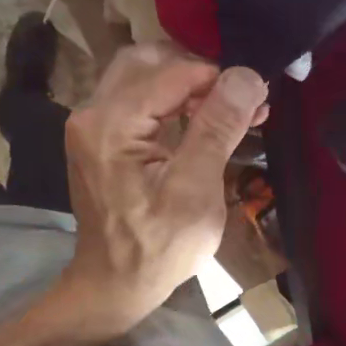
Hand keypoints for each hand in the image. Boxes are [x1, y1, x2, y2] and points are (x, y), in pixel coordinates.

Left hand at [55, 44, 268, 338]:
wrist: (112, 284)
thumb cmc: (157, 248)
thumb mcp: (195, 190)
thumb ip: (217, 127)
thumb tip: (247, 75)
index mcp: (110, 125)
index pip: (171, 73)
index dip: (218, 78)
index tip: (256, 97)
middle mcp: (91, 114)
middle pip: (148, 62)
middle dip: (198, 72)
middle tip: (238, 99)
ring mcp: (89, 125)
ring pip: (141, 77)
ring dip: (185, 85)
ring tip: (229, 109)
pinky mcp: (97, 137)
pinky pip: (134, 100)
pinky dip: (168, 102)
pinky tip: (201, 119)